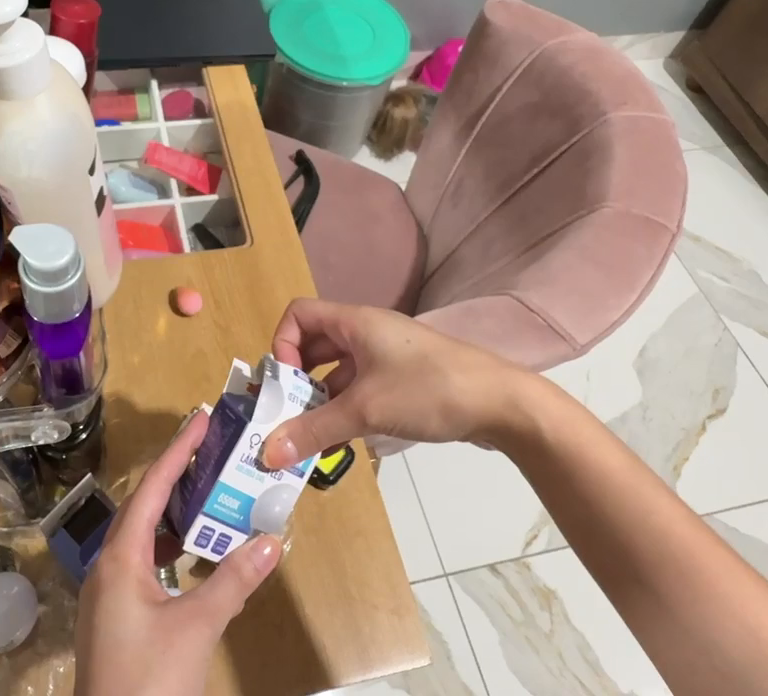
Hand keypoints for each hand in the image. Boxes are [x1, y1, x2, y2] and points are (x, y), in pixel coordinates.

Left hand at [75, 408, 282, 695]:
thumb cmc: (149, 680)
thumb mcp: (197, 627)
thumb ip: (232, 581)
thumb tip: (272, 540)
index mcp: (119, 558)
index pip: (150, 488)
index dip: (178, 451)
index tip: (200, 419)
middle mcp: (108, 567)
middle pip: (142, 507)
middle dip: (176, 477)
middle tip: (211, 452)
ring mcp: (108, 594)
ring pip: (141, 537)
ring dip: (173, 515)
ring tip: (208, 495)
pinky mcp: (116, 617)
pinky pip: (142, 564)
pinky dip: (169, 549)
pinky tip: (192, 555)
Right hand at [260, 299, 537, 468]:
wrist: (500, 403)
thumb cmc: (428, 390)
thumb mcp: (365, 410)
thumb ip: (314, 430)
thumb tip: (267, 453)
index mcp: (355, 322)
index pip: (299, 314)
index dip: (283, 343)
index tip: (287, 384)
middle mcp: (368, 331)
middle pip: (315, 343)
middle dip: (298, 378)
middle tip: (290, 415)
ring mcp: (388, 355)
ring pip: (338, 369)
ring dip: (322, 398)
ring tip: (313, 435)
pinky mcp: (404, 378)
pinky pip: (361, 386)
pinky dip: (347, 407)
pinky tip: (346, 439)